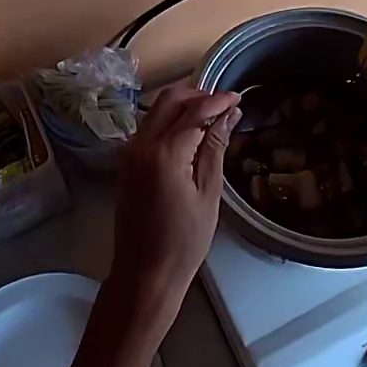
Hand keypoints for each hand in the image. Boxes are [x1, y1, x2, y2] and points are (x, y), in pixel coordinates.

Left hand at [110, 82, 241, 307]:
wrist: (145, 272)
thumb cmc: (184, 239)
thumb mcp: (209, 192)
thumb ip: (215, 147)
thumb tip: (228, 115)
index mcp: (164, 153)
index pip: (194, 110)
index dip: (219, 100)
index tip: (239, 97)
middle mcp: (141, 145)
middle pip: (170, 99)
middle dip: (199, 94)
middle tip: (225, 103)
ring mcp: (130, 153)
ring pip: (156, 110)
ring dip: (184, 104)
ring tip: (213, 115)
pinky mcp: (127, 162)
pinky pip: (149, 127)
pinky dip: (171, 119)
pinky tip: (191, 131)